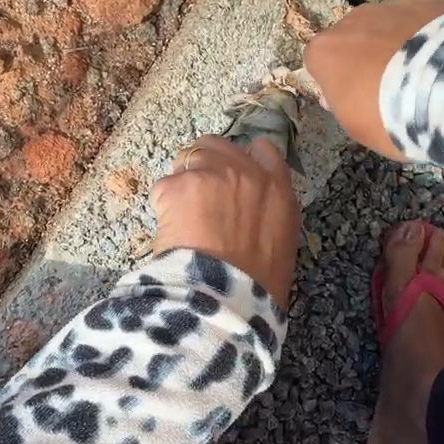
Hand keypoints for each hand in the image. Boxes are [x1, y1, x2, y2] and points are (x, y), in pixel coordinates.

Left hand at [150, 135, 300, 303]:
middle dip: (205, 163)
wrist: (225, 297)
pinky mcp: (178, 185)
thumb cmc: (258, 286)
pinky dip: (162, 207)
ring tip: (180, 215)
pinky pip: (163, 187)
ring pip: (186, 158)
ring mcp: (212, 174)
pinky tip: (169, 231)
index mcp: (278, 191)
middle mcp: (247, 173)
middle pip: (217, 146)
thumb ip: (268, 218)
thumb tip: (248, 217)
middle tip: (197, 196)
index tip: (230, 175)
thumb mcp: (281, 247)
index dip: (242, 160)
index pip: (263, 151)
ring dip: (181, 182)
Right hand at [303, 0, 443, 160]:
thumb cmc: (392, 116)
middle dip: (371, 56)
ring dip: (404, 42)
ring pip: (393, 23)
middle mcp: (356, 18)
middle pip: (356, 37)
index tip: (356, 99)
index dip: (338, 80)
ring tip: (429, 73)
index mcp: (327, 51)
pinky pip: (429, 17)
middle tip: (396, 87)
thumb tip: (346, 93)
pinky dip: (436, 33)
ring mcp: (398, 3)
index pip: (320, 62)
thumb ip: (345, 105)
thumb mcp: (358, 127)